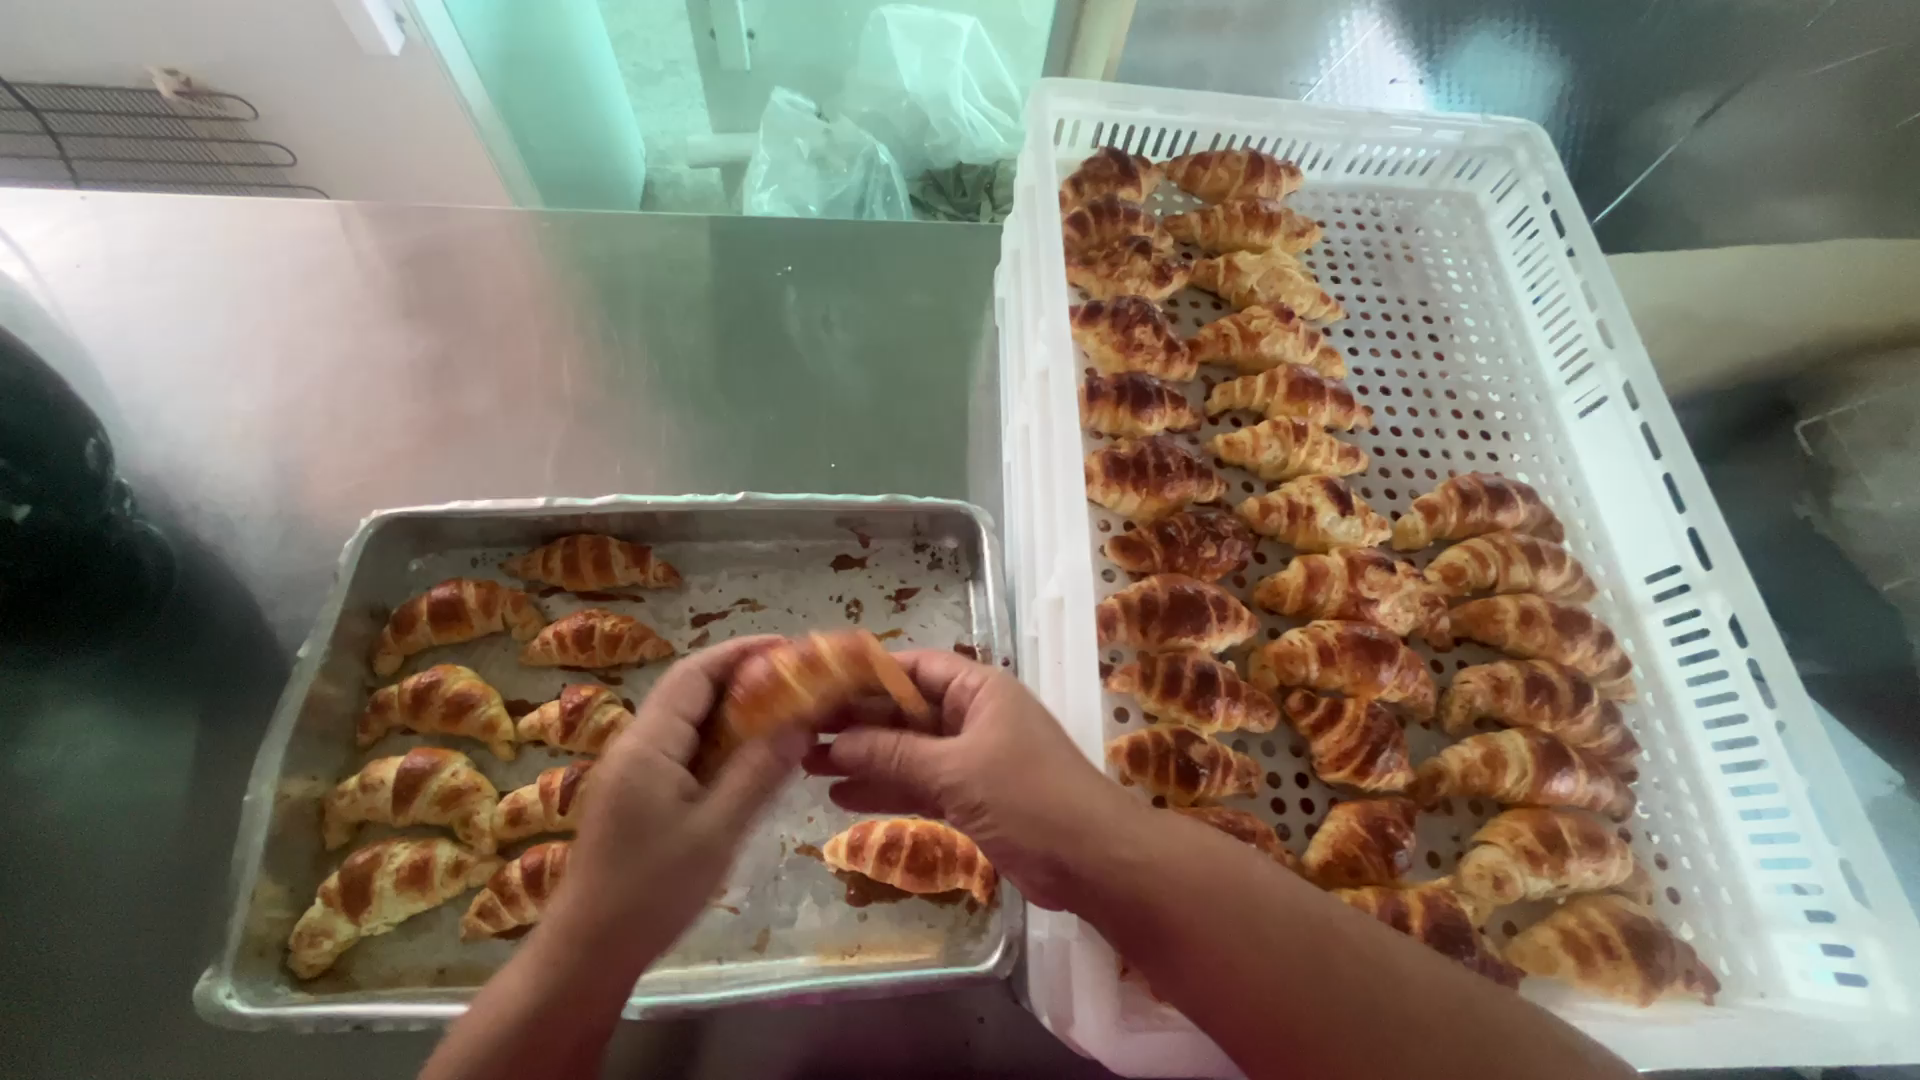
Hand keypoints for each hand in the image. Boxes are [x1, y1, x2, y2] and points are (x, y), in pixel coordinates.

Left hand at [557, 635, 808, 956]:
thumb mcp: (718, 830)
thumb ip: (760, 771)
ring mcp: (632, 770)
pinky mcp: (636, 793)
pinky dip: (720, 739)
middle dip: (742, 676)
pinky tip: (750, 755)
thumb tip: (802, 722)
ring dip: (733, 708)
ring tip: (783, 710)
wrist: (586, 953)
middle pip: (690, 689)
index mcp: (648, 743)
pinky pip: (683, 747)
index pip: (695, 673)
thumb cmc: (651, 891)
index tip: (790, 647)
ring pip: (687, 719)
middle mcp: (635, 744)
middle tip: (796, 679)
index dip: (742, 652)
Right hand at [803, 649, 1145, 908]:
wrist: (1092, 861)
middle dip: (857, 723)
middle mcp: (974, 716)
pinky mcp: (972, 797)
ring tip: (808, 765)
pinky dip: (886, 789)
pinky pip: (919, 784)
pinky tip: (842, 798)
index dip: (866, 675)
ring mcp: (973, 758)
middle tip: (802, 733)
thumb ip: (896, 754)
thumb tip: (839, 740)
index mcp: (979, 690)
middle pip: (905, 711)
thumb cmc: (1029, 798)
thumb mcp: (957, 770)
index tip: (819, 686)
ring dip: (864, 758)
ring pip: (908, 751)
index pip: (914, 668)